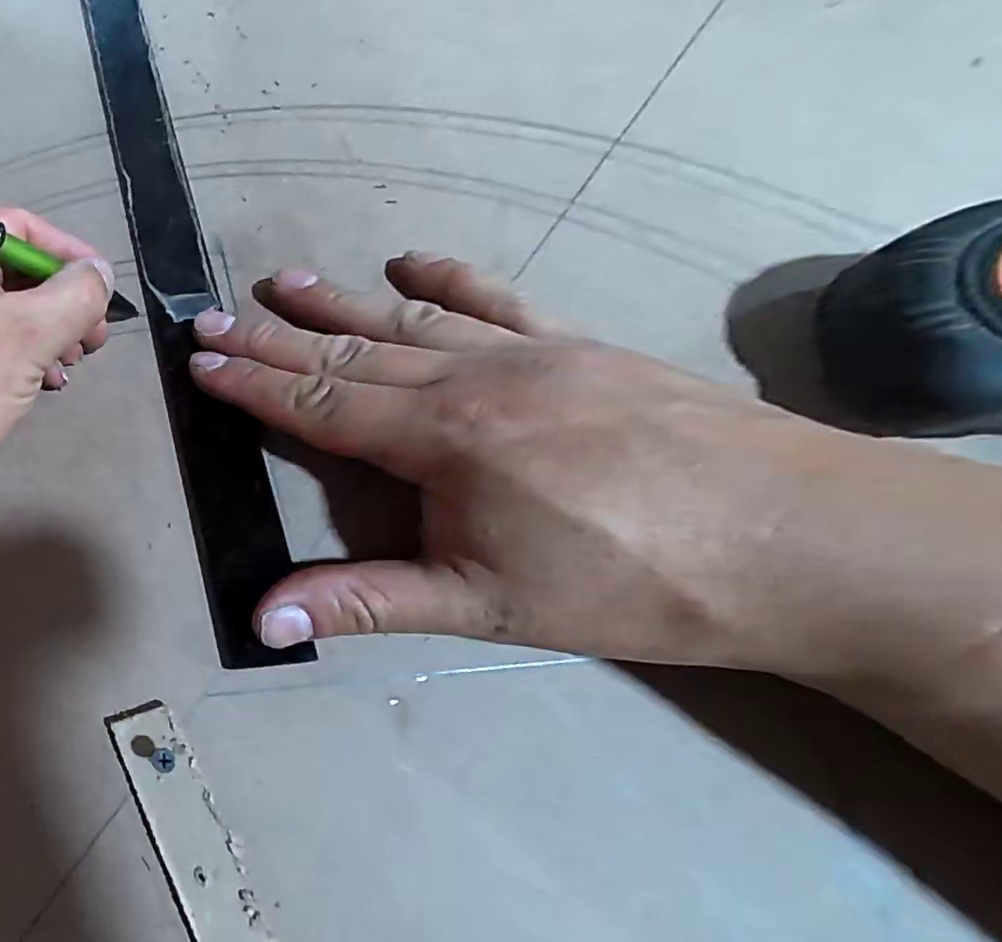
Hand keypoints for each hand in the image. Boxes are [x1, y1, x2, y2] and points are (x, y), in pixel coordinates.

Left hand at [0, 207, 113, 512]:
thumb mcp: (31, 334)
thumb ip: (78, 294)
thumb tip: (102, 274)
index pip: (17, 227)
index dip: (70, 255)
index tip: (106, 291)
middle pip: (12, 270)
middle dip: (61, 305)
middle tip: (93, 340)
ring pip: (2, 309)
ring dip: (46, 335)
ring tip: (69, 367)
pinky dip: (19, 355)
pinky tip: (43, 382)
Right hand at [187, 252, 875, 671]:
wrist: (801, 542)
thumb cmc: (628, 585)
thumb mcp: (480, 606)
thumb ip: (364, 601)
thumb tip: (263, 617)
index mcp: (443, 437)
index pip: (321, 403)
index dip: (254, 384)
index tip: (201, 362)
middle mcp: (475, 377)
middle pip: (349, 353)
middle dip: (272, 338)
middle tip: (212, 318)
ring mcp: (530, 351)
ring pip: (408, 320)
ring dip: (337, 302)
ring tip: (281, 283)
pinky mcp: (578, 345)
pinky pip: (495, 299)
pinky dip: (444, 279)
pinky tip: (408, 263)